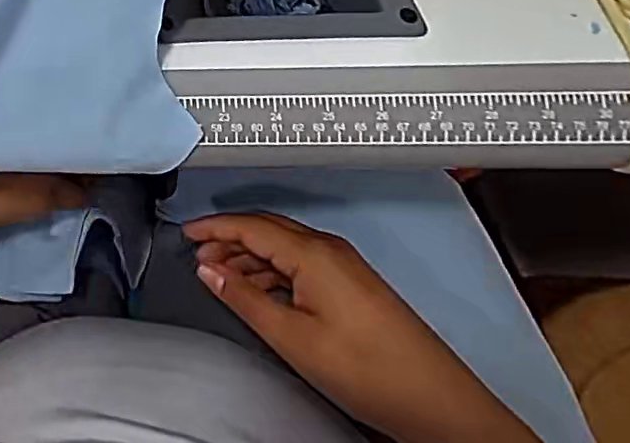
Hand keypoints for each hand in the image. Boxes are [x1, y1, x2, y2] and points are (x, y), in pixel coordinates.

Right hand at [184, 213, 537, 442]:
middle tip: (201, 253)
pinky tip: (261, 290)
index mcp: (312, 253)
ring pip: (282, 244)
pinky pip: (300, 259)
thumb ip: (245, 299)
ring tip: (224, 275)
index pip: (249, 225)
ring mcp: (344, 264)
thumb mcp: (293, 338)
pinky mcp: (352, 281)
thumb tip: (212, 273)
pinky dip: (272, 268)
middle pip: (265, 228)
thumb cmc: (375, 373)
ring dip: (249, 255)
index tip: (189, 233)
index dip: (213, 227)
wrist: (440, 405)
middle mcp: (329, 248)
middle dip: (229, 238)